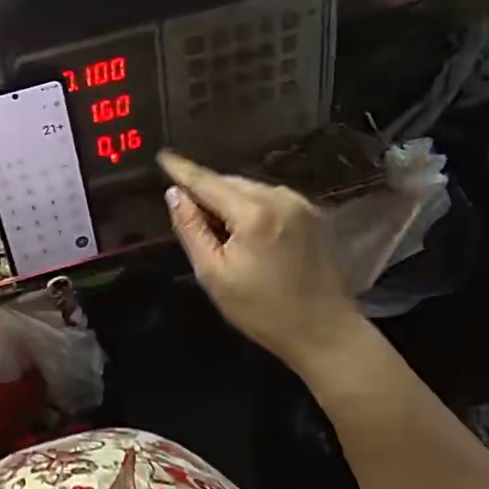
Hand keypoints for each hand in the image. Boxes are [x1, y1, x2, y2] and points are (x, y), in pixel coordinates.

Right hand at [160, 150, 364, 366]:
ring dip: (228, 200)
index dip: (181, 169)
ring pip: (250, 189)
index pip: (207, 182)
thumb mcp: (213, 273)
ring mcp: (301, 205)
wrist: (325, 332)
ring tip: (216, 229)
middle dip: (206, 191)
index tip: (163, 156)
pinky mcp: (313, 215)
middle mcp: (281, 199)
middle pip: (230, 183)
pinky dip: (250, 206)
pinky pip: (269, 199)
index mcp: (254, 213)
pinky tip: (243, 230)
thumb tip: (175, 194)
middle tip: (187, 213)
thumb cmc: (262, 309)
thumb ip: (191, 228)